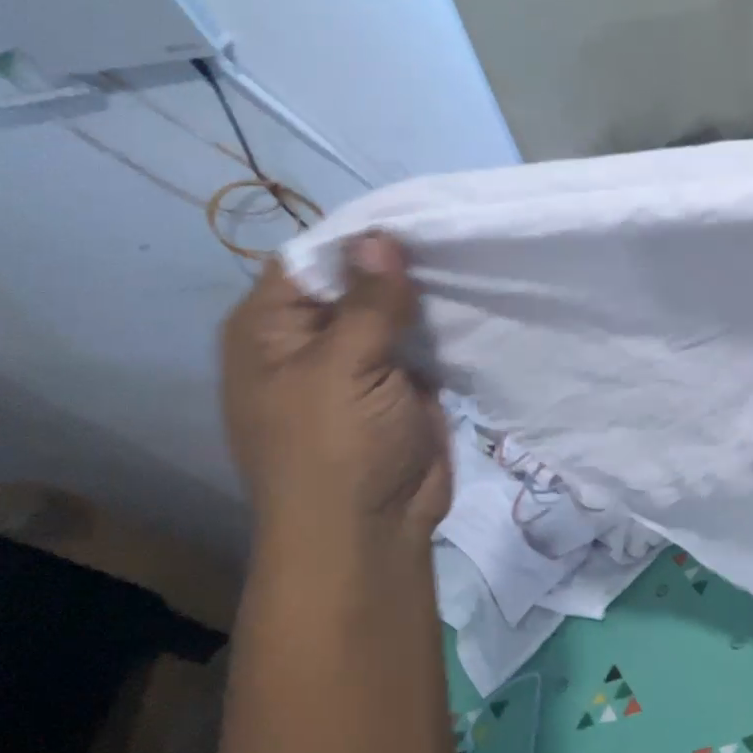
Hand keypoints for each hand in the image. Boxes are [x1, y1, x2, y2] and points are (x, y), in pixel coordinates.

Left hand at [221, 233, 450, 542]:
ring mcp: (361, 367)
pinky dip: (448, 332)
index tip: (421, 222)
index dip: (360, 240)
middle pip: (358, 284)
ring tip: (480, 269)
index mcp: (271, 329)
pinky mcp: (403, 390)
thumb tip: (382, 237)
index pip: (311, 259)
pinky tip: (481, 310)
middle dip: (404, 268)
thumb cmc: (337, 448)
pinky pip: (425, 348)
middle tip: (461, 243)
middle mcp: (312, 341)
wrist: (369, 529)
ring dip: (432, 299)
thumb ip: (369, 303)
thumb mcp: (345, 368)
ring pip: (397, 315)